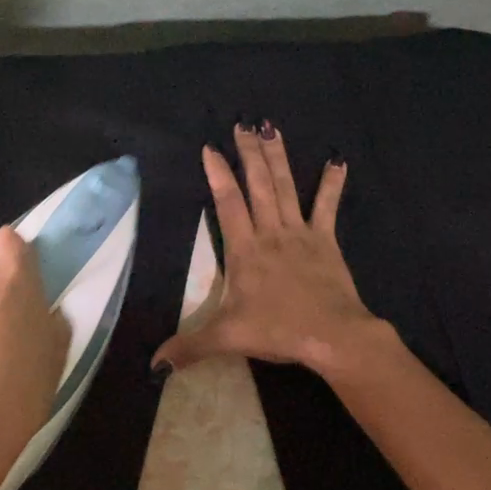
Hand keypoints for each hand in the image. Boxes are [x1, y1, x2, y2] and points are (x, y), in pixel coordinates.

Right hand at [152, 122, 388, 377]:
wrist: (334, 336)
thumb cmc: (278, 331)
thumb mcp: (227, 338)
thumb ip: (189, 346)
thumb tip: (153, 365)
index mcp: (245, 251)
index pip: (228, 204)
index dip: (218, 175)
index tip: (211, 148)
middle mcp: (271, 234)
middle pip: (258, 185)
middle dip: (248, 154)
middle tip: (242, 124)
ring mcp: (301, 234)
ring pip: (286, 188)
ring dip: (278, 158)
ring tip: (271, 128)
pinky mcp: (326, 241)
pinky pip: (327, 207)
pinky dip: (331, 184)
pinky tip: (337, 160)